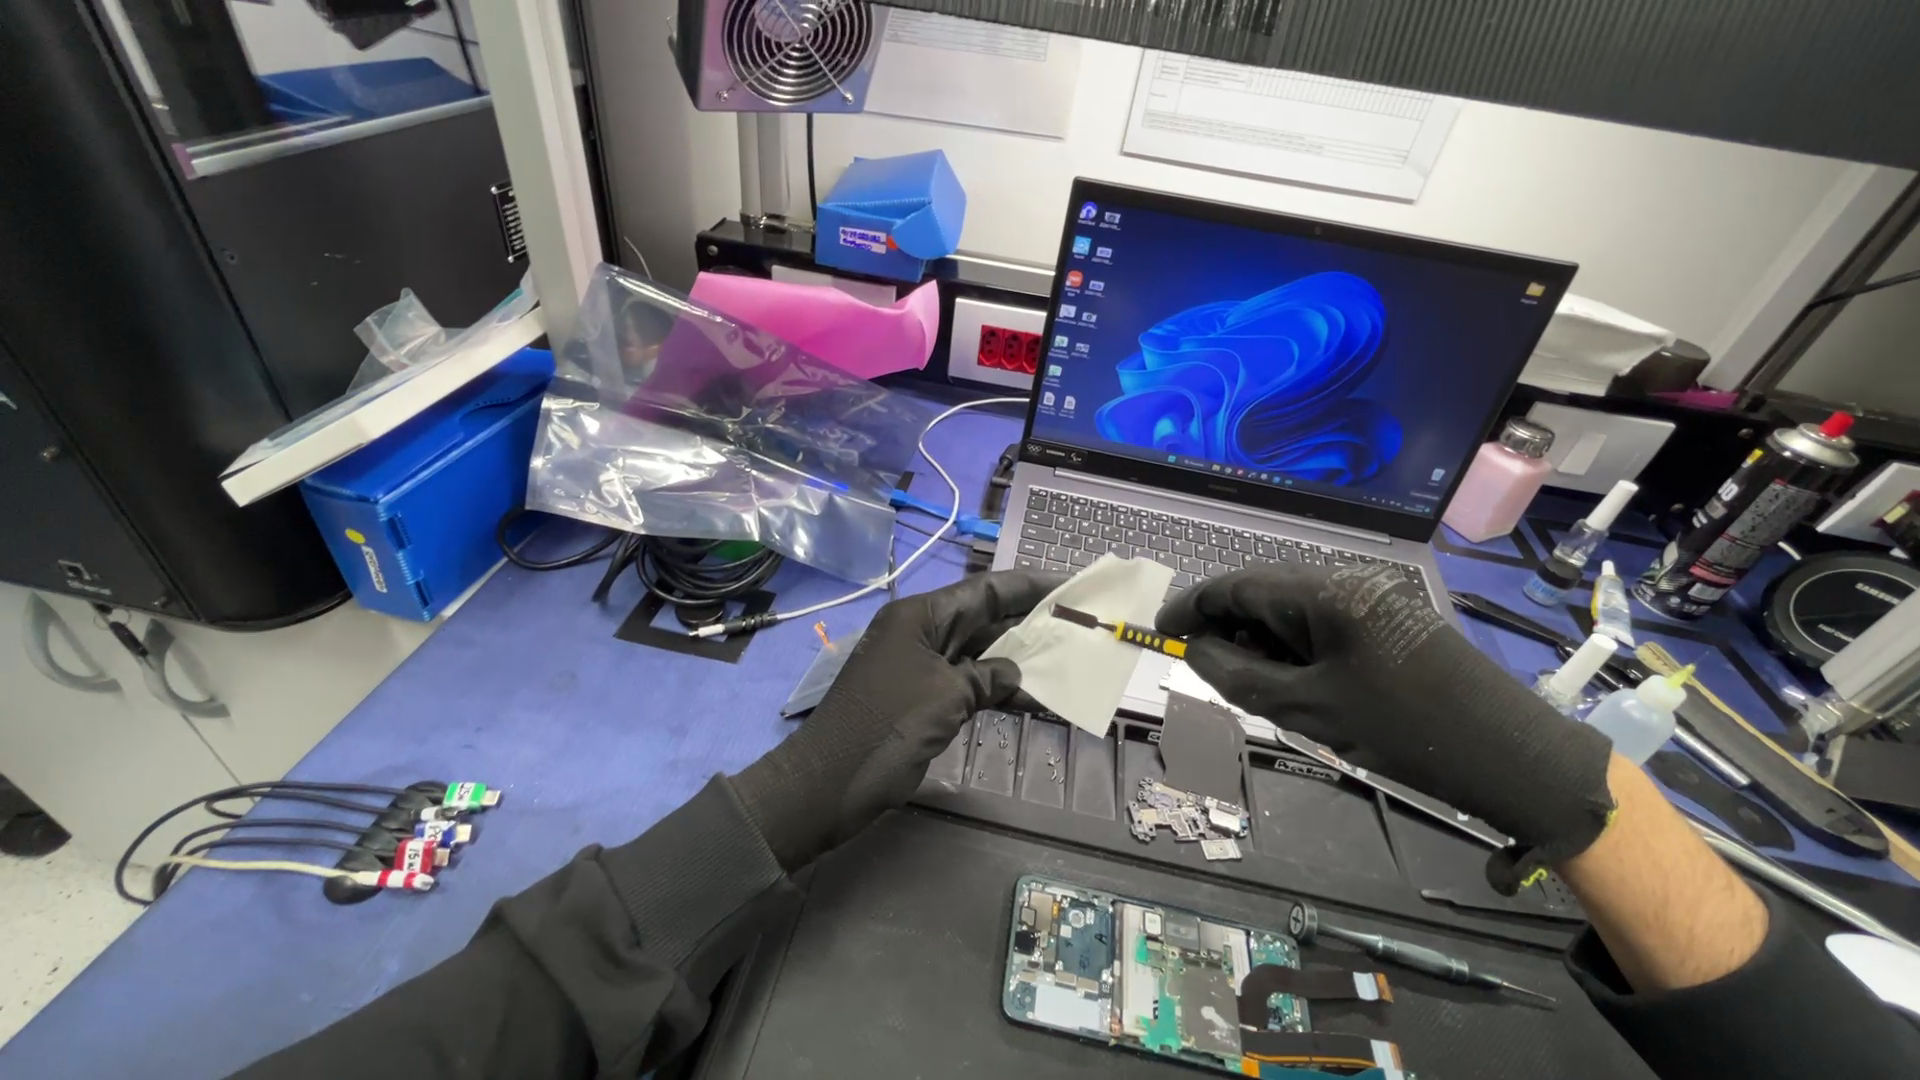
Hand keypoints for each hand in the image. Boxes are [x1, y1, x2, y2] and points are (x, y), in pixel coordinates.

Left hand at [732, 569, 1065, 870]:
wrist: (830, 784)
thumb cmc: (886, 729)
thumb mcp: (945, 697)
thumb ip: (987, 677)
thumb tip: (1015, 674)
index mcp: (921, 617)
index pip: (985, 590)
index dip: (1030, 586)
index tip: (1071, 585)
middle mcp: (923, 634)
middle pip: (985, 619)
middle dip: (1030, 624)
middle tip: (1079, 626)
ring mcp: (923, 669)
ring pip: (980, 655)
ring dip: (1020, 661)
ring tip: (1069, 661)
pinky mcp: (923, 701)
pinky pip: (970, 686)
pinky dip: (998, 691)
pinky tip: (1036, 700)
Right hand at [1156, 563, 1614, 891]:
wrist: (1509, 755)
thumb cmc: (1401, 730)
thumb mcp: (1307, 708)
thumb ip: (1239, 675)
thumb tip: (1197, 650)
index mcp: (1323, 591)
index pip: (1236, 586)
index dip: (1191, 607)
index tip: (1159, 631)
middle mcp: (1345, 581)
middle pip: (1262, 594)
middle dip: (1227, 628)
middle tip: (1206, 669)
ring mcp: (1371, 598)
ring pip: (1291, 611)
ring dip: (1262, 641)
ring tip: (1252, 684)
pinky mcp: (1388, 621)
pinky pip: (1322, 624)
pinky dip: (1295, 649)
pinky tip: (1295, 683)